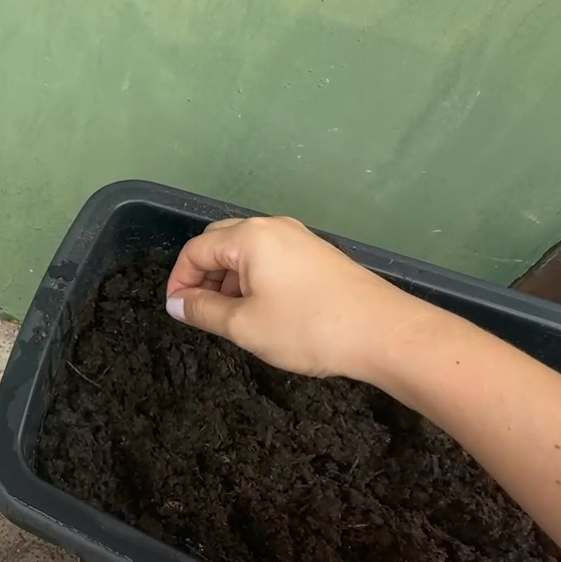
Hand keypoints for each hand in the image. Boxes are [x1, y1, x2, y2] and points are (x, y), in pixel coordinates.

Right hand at [164, 216, 423, 379]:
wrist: (385, 333)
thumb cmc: (308, 328)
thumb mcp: (244, 325)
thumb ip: (202, 311)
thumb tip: (175, 304)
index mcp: (249, 237)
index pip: (195, 250)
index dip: (178, 281)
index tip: (177, 311)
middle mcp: (272, 227)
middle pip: (218, 242)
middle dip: (202, 275)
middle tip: (199, 310)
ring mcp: (298, 238)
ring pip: (245, 250)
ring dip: (227, 278)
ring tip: (230, 315)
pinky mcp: (316, 254)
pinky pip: (269, 257)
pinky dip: (253, 278)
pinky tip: (261, 309)